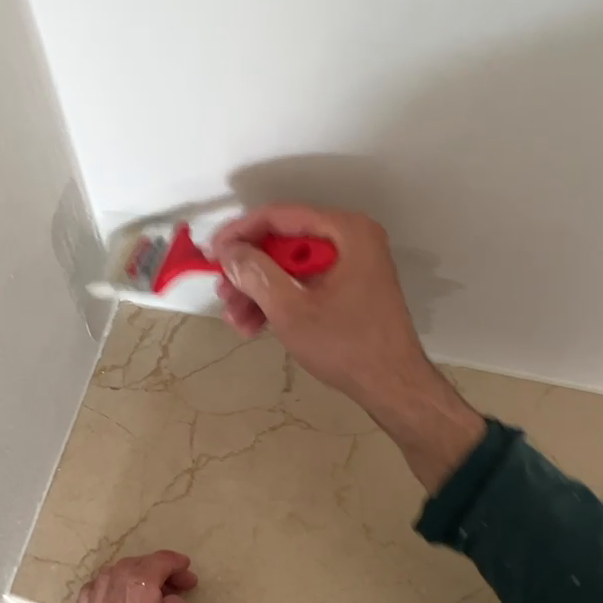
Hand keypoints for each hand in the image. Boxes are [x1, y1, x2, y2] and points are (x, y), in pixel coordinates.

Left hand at [73, 550, 228, 602]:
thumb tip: (168, 600)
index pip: (140, 583)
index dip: (162, 563)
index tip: (183, 566)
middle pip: (121, 575)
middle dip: (153, 565)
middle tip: (178, 578)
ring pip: (105, 578)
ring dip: (134, 572)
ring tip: (158, 587)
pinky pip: (92, 591)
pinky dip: (114, 583)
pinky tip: (134, 594)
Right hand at [212, 204, 483, 489]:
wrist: (391, 385)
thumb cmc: (345, 346)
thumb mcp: (292, 310)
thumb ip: (256, 274)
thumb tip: (229, 252)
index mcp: (345, 231)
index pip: (280, 216)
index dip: (240, 233)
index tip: (211, 255)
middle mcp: (350, 239)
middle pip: (283, 243)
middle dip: (249, 271)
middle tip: (223, 295)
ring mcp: (351, 264)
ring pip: (290, 267)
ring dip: (258, 291)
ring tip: (236, 321)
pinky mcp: (348, 288)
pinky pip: (304, 283)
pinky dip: (279, 301)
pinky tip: (255, 325)